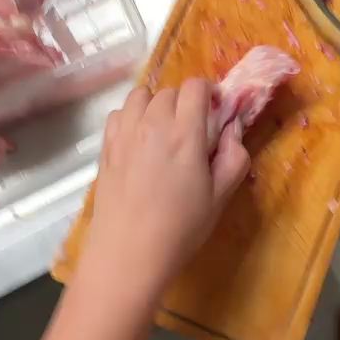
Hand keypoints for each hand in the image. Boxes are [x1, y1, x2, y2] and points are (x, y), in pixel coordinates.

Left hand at [83, 80, 249, 296]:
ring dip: (155, 104)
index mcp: (185, 132)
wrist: (128, 253)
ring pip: (141, 95)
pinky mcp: (106, 146)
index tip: (214, 111)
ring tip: (162, 129)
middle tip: (192, 129)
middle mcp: (152, 123)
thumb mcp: (220, 196)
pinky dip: (131, 116)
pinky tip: (138, 139)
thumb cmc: (180, 228)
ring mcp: (125, 133)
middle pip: (170, 91)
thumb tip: (233, 129)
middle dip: (184, 102)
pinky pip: (119, 113)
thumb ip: (234, 156)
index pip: (196, 86)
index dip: (208, 93)